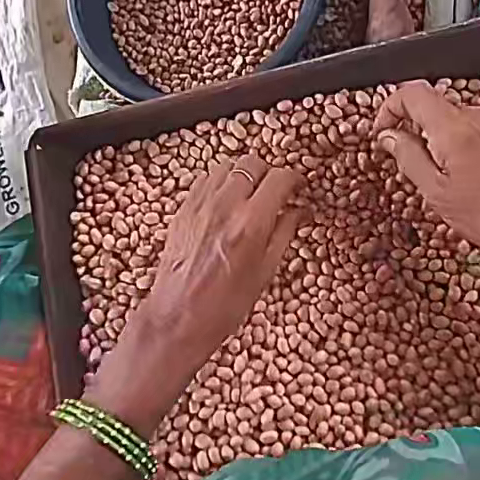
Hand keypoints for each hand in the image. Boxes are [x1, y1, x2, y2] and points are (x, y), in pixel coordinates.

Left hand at [86, 155, 302, 430]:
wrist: (178, 316)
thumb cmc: (224, 305)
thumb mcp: (265, 272)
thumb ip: (284, 233)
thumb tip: (300, 211)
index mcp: (251, 223)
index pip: (280, 178)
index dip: (294, 178)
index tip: (298, 186)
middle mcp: (224, 206)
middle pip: (253, 163)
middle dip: (269, 172)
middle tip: (275, 190)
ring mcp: (200, 205)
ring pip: (227, 165)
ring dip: (243, 173)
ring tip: (251, 194)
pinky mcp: (183, 209)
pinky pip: (205, 180)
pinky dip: (220, 182)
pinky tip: (227, 201)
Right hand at [373, 79, 479, 257]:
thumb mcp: (436, 192)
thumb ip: (408, 157)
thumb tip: (389, 136)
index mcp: (453, 128)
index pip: (412, 93)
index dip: (390, 107)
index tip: (383, 131)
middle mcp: (478, 116)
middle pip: (434, 106)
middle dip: (414, 128)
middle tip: (408, 161)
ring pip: (455, 118)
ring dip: (439, 138)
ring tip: (441, 175)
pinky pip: (477, 128)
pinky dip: (461, 143)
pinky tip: (466, 174)